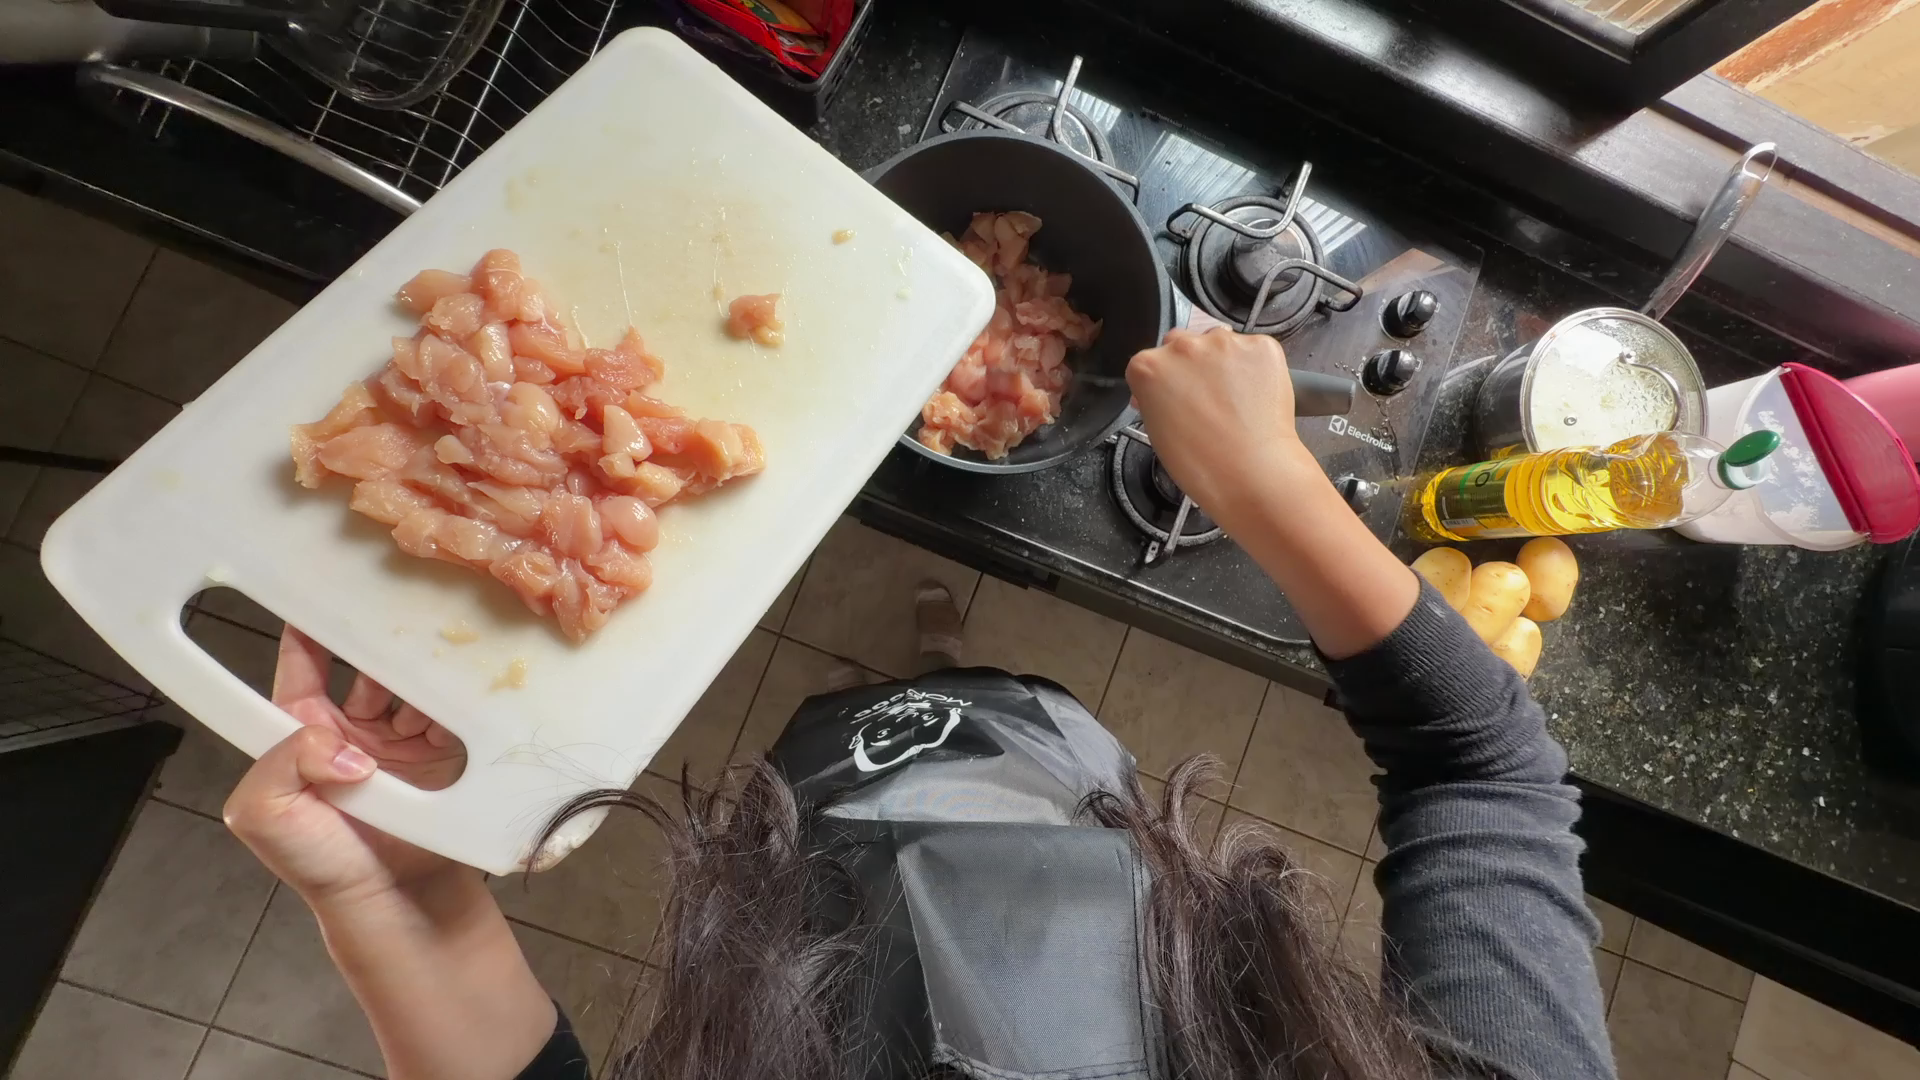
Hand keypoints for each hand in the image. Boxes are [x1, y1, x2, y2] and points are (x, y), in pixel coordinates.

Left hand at [223, 627, 471, 911]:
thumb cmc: (322, 859)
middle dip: (384, 641)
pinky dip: (462, 691)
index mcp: (304, 733)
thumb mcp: (265, 816)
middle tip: (406, 613)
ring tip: (444, 645)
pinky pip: (454, 707)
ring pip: (416, 683)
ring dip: (428, 667)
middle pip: (371, 667)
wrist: (397, 894)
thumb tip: (341, 742)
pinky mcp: (451, 745)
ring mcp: (408, 735)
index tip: (324, 592)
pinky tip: (470, 676)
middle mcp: (357, 727)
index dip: (309, 633)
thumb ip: (278, 765)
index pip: (304, 669)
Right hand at [1129, 327, 1418, 657]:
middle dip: (1201, 372)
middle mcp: (1185, 347)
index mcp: (1149, 373)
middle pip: (1189, 345)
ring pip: (1225, 347)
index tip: (1186, 412)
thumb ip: (1169, 416)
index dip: (1173, 389)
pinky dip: (1264, 374)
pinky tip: (1267, 406)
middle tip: (1216, 414)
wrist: (1261, 488)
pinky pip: (1258, 354)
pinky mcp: (1266, 349)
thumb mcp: (1171, 449)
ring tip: (1246, 414)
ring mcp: (1226, 345)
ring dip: (1232, 372)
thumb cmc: (1208, 482)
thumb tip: (1185, 408)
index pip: (1153, 361)